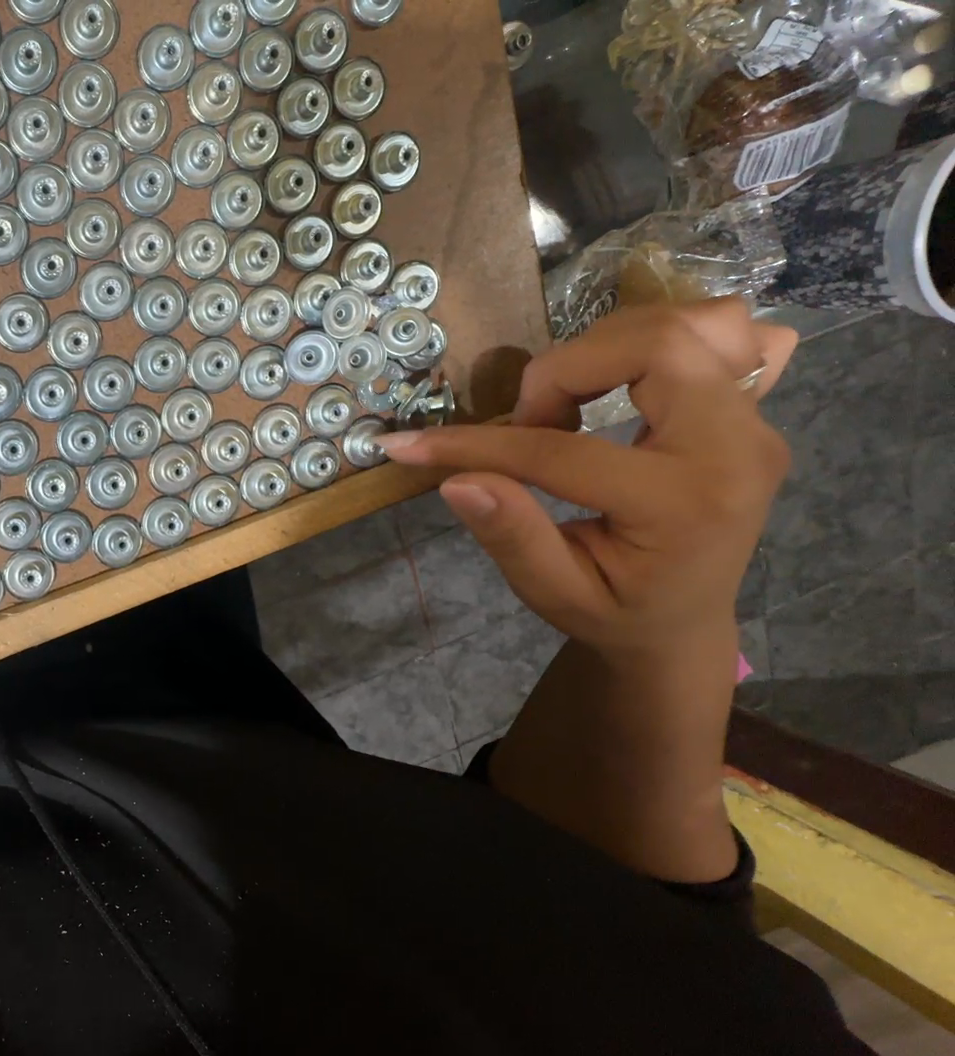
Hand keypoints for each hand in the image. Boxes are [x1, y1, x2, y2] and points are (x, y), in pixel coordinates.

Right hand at [376, 299, 797, 657]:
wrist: (682, 620)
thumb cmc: (613, 611)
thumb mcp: (552, 592)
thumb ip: (512, 536)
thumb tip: (456, 480)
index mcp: (683, 506)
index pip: (563, 451)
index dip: (475, 444)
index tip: (410, 445)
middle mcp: (737, 449)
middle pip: (655, 346)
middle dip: (564, 370)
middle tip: (530, 420)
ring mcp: (757, 421)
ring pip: (691, 325)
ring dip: (607, 348)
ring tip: (570, 399)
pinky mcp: (753, 406)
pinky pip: (730, 333)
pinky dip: (668, 337)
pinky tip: (629, 376)